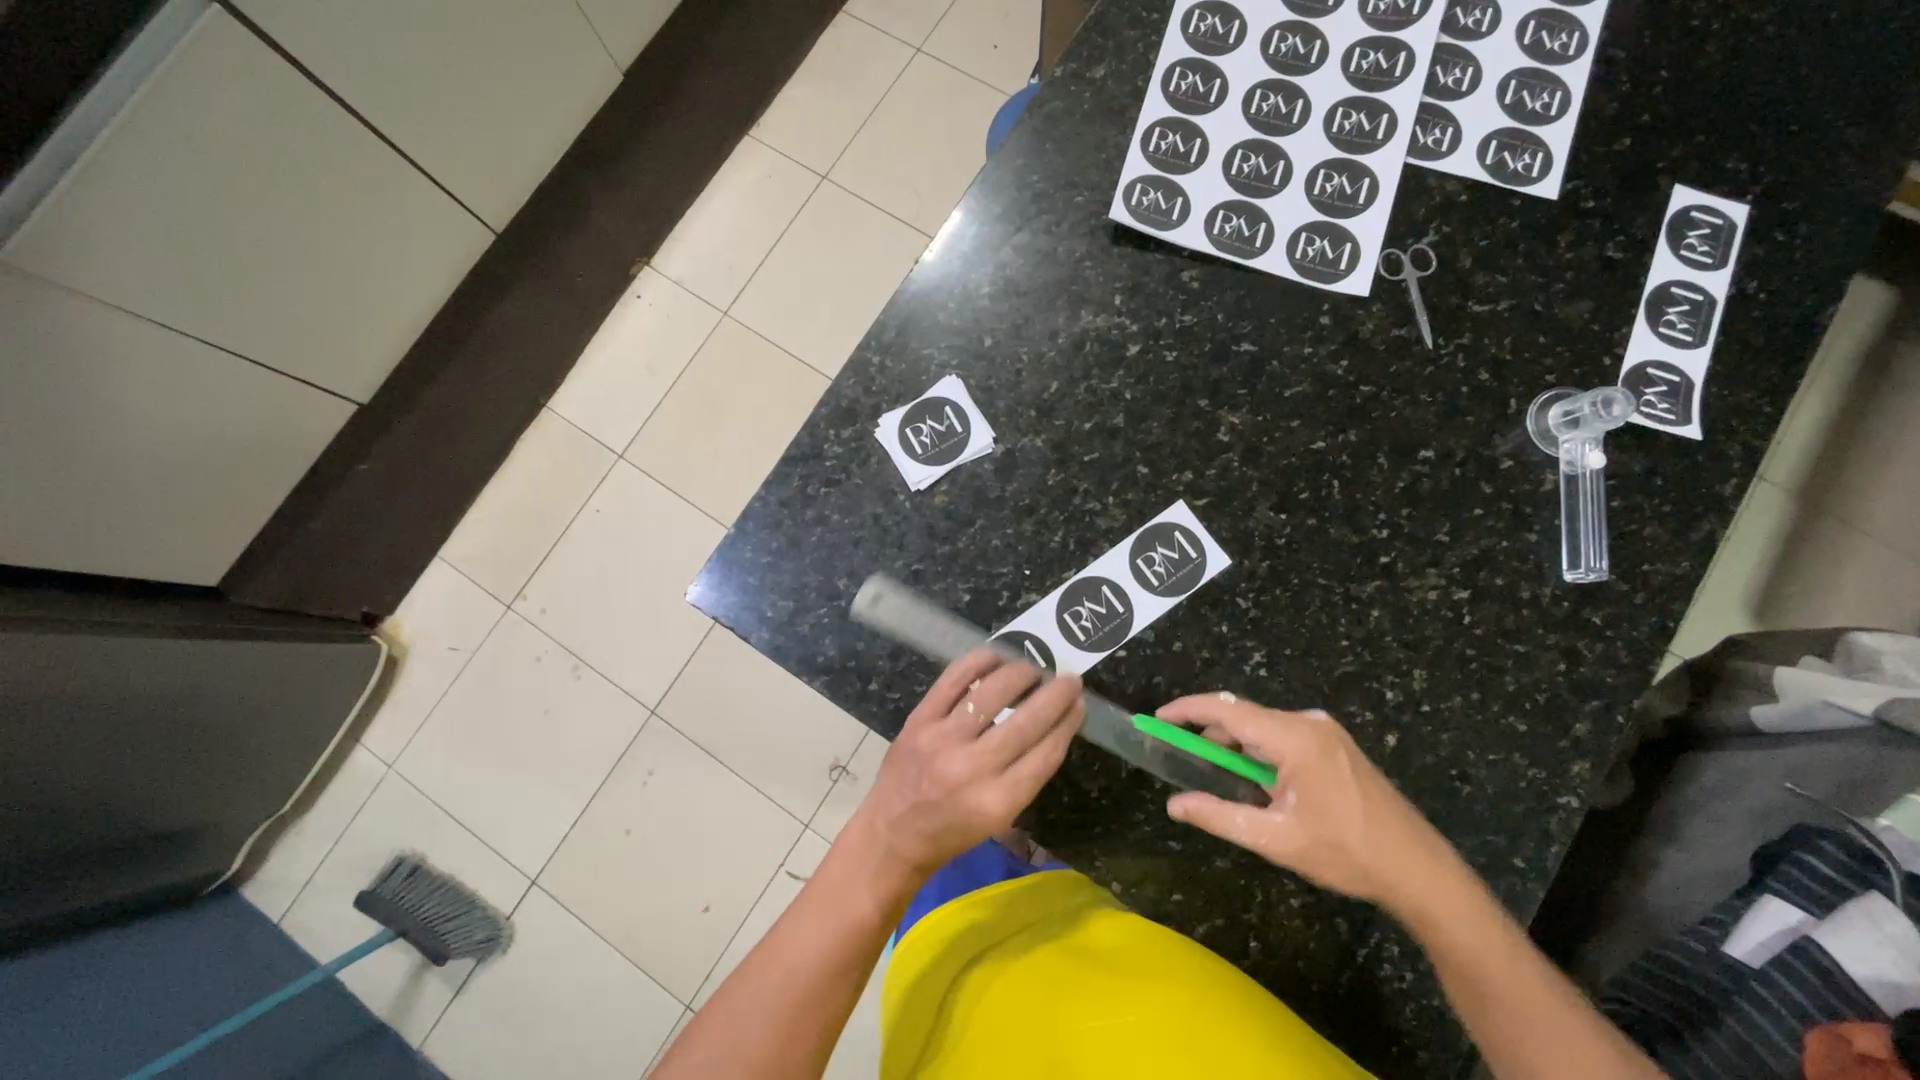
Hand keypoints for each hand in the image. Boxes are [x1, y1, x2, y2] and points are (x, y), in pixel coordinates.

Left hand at [844, 651, 1084, 884]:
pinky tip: (998, 658)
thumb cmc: (953, 830)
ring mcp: (942, 740)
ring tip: (1034, 669)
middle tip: (1070, 679)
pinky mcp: (920, 720)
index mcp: (998, 801)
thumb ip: (1027, 774)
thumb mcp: (1000, 817)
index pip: (1046, 752)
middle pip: (1028, 721)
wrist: (892, 834)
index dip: (1069, 723)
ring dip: (1022, 673)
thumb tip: (1056, 723)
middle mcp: (972, 768)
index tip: (1080, 704)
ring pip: (993, 692)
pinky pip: (954, 679)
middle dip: (1056, 694)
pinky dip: (979, 662)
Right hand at [1158, 694, 1458, 911]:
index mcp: (1295, 738)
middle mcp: (1310, 724)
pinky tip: (1256, 787)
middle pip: (1245, 717)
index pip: (1228, 710)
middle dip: (1210, 736)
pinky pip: (1285, 739)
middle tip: (1183, 763)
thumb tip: (1174, 804)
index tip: (1158, 719)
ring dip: (1237, 749)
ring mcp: (1328, 734)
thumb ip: (1218, 816)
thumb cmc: (1345, 853)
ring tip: (1220, 784)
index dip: (1188, 710)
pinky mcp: (1337, 748)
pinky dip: (1261, 755)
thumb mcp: (1274, 839)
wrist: (1418, 870)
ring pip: (1265, 729)